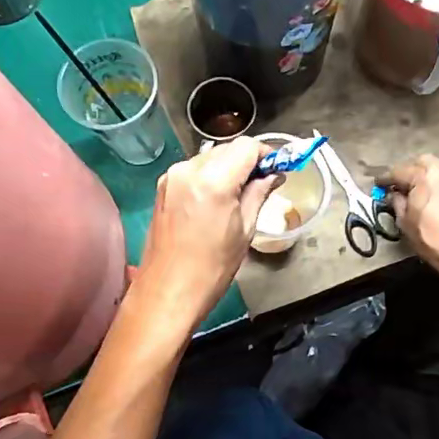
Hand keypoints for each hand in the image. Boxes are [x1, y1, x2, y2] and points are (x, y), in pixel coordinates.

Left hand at [137, 137, 281, 322]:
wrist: (167, 291)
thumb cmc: (211, 267)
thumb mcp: (245, 230)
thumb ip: (259, 194)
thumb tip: (272, 175)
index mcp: (213, 181)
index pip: (246, 147)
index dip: (265, 154)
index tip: (275, 169)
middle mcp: (188, 171)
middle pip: (227, 149)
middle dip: (247, 161)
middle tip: (262, 184)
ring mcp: (172, 177)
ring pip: (210, 157)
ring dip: (228, 168)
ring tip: (239, 196)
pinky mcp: (163, 187)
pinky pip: (195, 170)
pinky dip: (211, 176)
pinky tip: (218, 200)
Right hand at [383, 155, 438, 279]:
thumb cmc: (431, 238)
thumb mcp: (405, 222)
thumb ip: (396, 202)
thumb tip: (394, 194)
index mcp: (425, 175)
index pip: (400, 171)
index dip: (385, 178)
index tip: (377, 184)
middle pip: (421, 162)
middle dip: (408, 171)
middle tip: (398, 185)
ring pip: (436, 169)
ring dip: (423, 176)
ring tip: (413, 191)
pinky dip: (435, 183)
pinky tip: (429, 196)